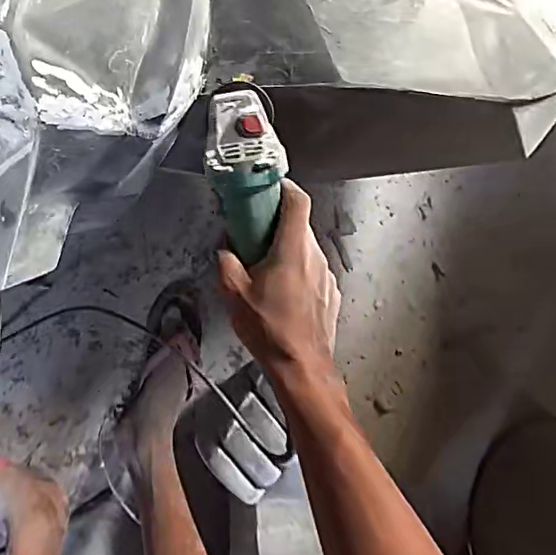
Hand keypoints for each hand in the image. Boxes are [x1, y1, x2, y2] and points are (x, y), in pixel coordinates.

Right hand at [216, 181, 339, 377]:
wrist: (302, 368)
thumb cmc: (271, 332)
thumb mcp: (233, 292)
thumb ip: (226, 261)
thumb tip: (225, 249)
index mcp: (292, 251)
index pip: (298, 201)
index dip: (284, 187)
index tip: (269, 185)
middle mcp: (314, 258)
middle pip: (299, 223)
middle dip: (275, 221)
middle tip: (253, 228)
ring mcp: (326, 276)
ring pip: (305, 246)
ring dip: (285, 246)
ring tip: (263, 263)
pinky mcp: (330, 293)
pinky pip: (312, 268)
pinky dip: (296, 267)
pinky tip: (278, 288)